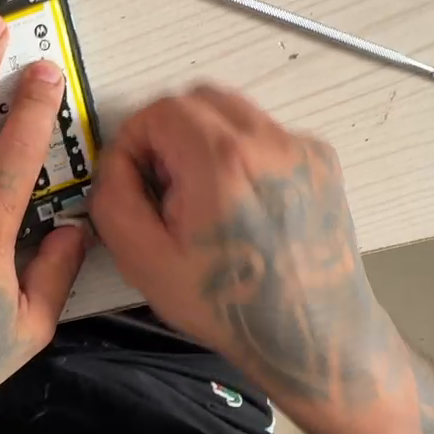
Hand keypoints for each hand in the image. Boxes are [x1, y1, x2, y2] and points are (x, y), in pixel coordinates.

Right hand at [88, 86, 389, 411]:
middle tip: (157, 183)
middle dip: (164, 133)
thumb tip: (114, 167)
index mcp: (222, 162)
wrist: (309, 334)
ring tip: (194, 196)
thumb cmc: (227, 304)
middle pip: (197, 99)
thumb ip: (112, 198)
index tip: (130, 179)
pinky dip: (235, 154)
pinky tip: (232, 205)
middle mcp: (270, 142)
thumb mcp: (142, 259)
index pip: (160, 110)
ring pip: (231, 113)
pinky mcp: (320, 164)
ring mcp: (302, 150)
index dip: (131, 140)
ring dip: (199, 140)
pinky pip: (262, 135)